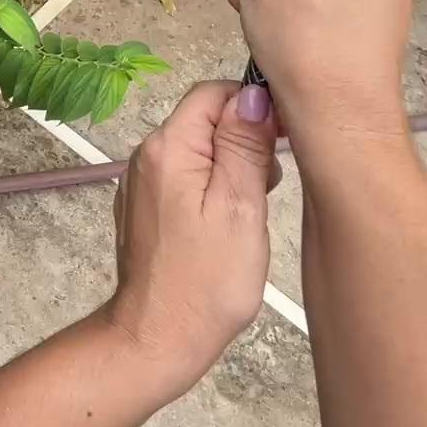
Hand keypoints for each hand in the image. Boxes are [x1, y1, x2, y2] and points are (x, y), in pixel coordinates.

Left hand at [102, 81, 277, 382]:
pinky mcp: (146, 203)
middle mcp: (146, 155)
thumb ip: (244, 146)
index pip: (211, 93)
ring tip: (252, 207)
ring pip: (197, 148)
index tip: (284, 135)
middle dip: (244, 138)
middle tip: (270, 182)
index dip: (251, 103)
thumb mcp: (239, 207)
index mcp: (167, 147)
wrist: (158, 333)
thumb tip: (253, 94)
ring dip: (231, 164)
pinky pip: (184, 174)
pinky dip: (211, 184)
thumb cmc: (205, 279)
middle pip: (203, 119)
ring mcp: (142, 180)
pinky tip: (227, 220)